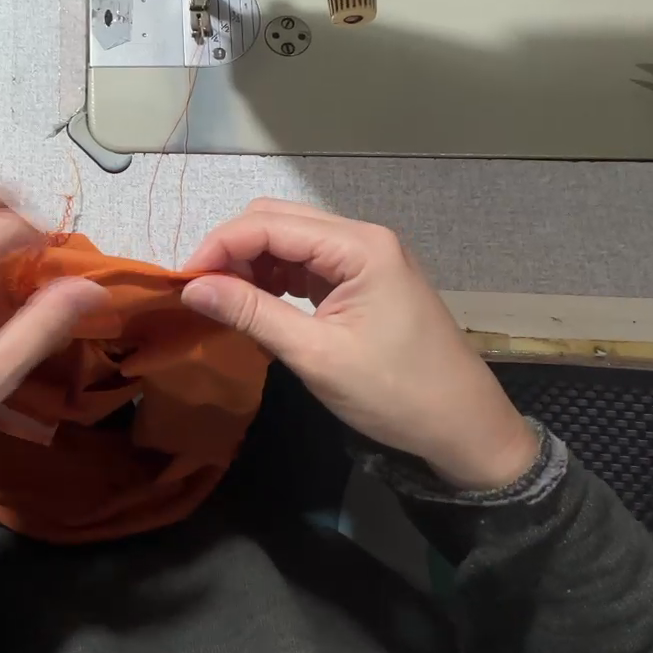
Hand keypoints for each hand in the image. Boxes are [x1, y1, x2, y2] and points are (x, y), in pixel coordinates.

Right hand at [179, 200, 537, 490]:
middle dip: (231, 249)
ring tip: (225, 299)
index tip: (184, 282)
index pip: (267, 225)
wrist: (468, 432)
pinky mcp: (361, 278)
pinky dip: (272, 275)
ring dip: (249, 262)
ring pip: (286, 238)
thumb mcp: (315, 354)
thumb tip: (190, 287)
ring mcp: (364, 256)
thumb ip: (250, 313)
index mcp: (358, 246)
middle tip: (201, 290)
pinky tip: (258, 301)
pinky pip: (303, 260)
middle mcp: (361, 237)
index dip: (218, 246)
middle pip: (275, 220)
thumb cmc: (395, 394)